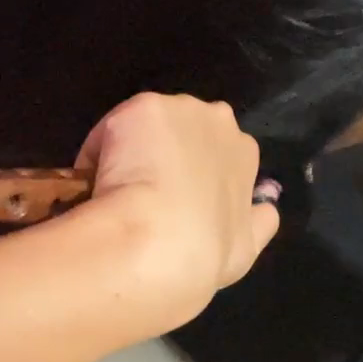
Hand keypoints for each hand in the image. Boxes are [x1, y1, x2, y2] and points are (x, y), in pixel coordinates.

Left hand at [73, 93, 280, 306]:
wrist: (160, 244)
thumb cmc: (205, 253)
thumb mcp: (246, 247)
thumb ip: (257, 222)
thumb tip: (265, 210)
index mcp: (245, 154)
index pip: (220, 153)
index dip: (192, 176)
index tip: (173, 202)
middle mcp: (220, 121)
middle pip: (185, 131)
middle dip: (166, 154)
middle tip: (144, 194)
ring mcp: (179, 110)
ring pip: (148, 129)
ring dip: (133, 152)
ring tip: (116, 193)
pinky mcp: (142, 108)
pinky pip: (112, 131)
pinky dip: (100, 154)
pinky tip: (97, 185)